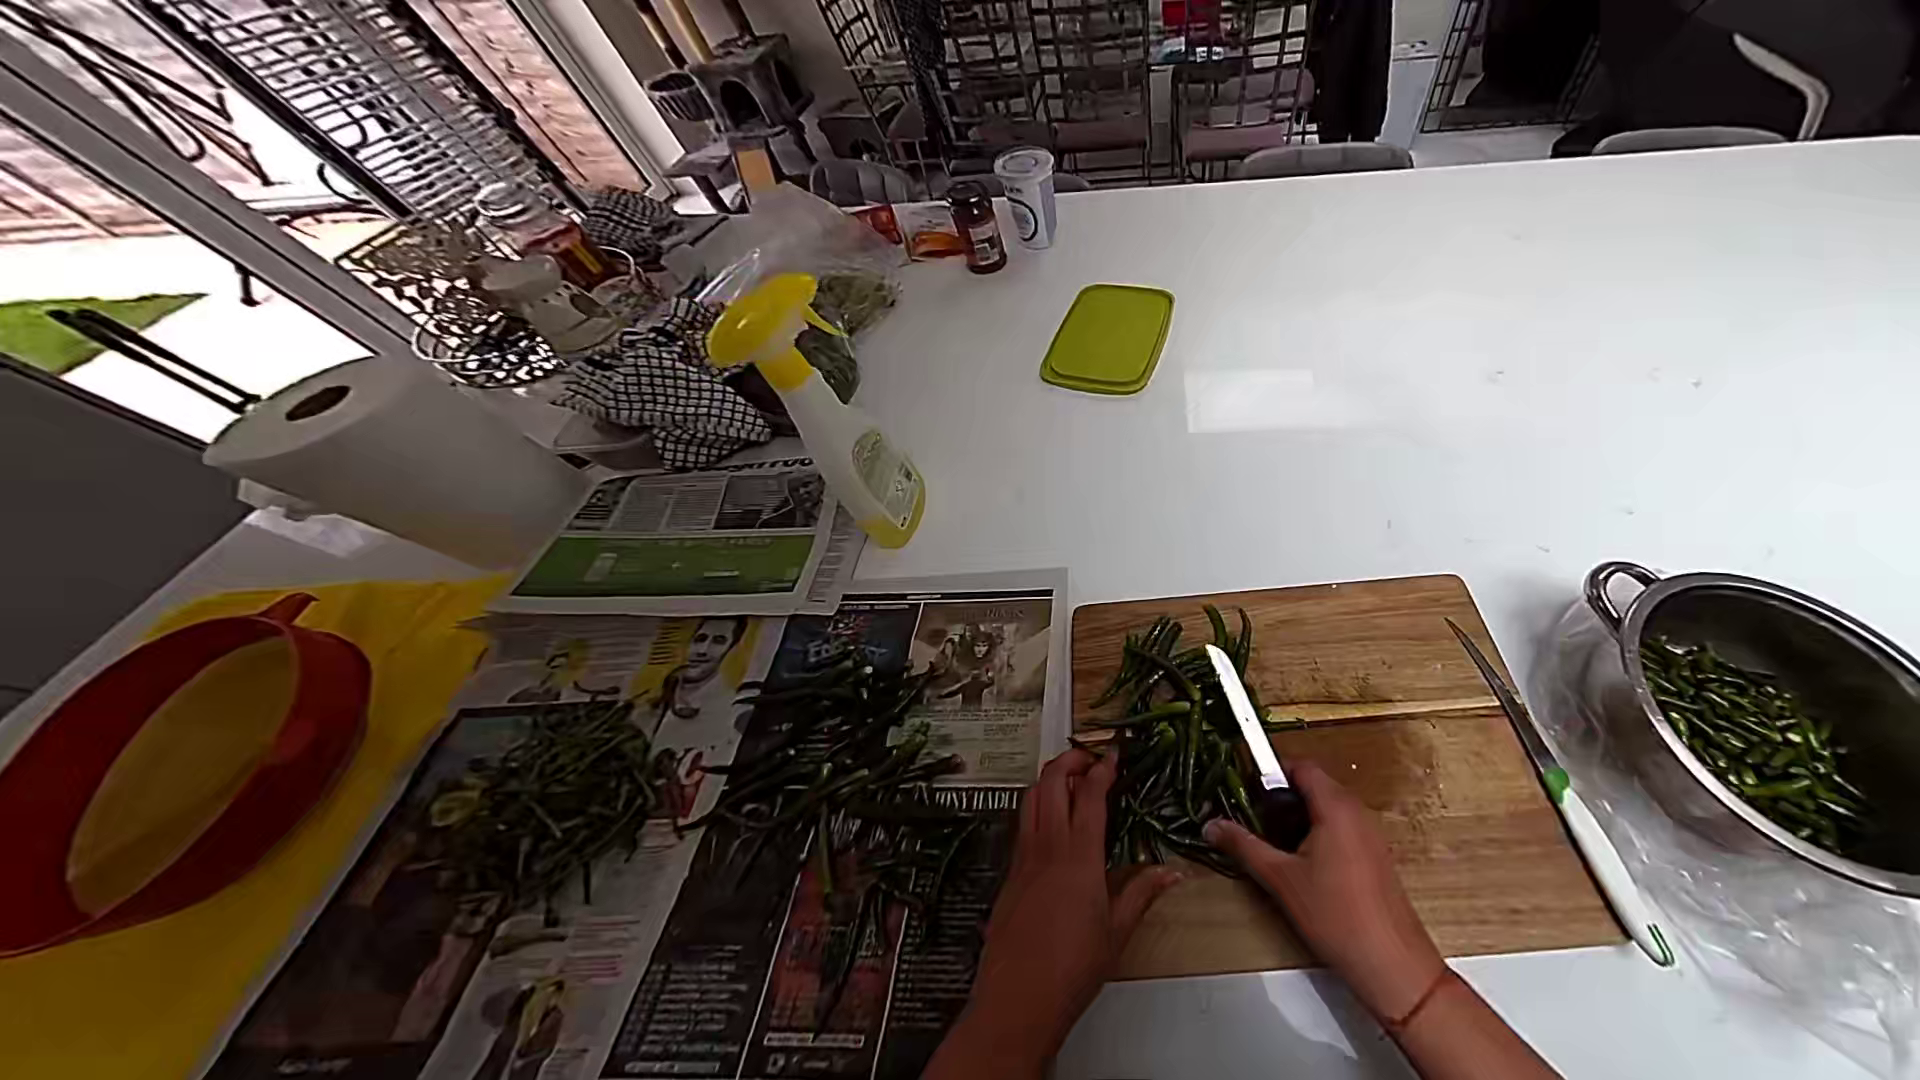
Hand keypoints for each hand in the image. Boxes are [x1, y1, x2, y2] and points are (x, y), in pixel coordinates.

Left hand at [923, 748, 1182, 1078]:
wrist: (1019, 992)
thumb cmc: (1072, 966)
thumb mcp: (1117, 931)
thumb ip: (1142, 893)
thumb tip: (1171, 873)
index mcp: (1079, 855)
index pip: (1090, 794)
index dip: (1102, 768)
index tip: (1113, 754)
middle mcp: (1048, 844)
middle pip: (1052, 781)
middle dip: (1070, 759)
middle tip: (1090, 759)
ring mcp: (1024, 854)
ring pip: (1031, 796)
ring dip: (1049, 778)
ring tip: (1069, 779)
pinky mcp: (1010, 868)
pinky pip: (1022, 821)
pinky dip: (1036, 803)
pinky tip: (1050, 818)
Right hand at [1205, 759, 1445, 1021]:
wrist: (1393, 968)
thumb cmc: (1337, 916)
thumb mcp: (1279, 878)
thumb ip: (1242, 845)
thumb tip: (1210, 826)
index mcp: (1335, 808)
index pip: (1300, 766)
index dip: (1268, 770)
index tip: (1243, 786)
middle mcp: (1356, 813)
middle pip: (1311, 784)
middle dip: (1277, 795)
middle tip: (1249, 814)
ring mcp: (1369, 835)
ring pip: (1324, 807)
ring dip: (1294, 814)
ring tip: (1267, 837)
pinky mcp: (1374, 856)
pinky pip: (1338, 826)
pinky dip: (1313, 831)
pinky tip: (1295, 859)